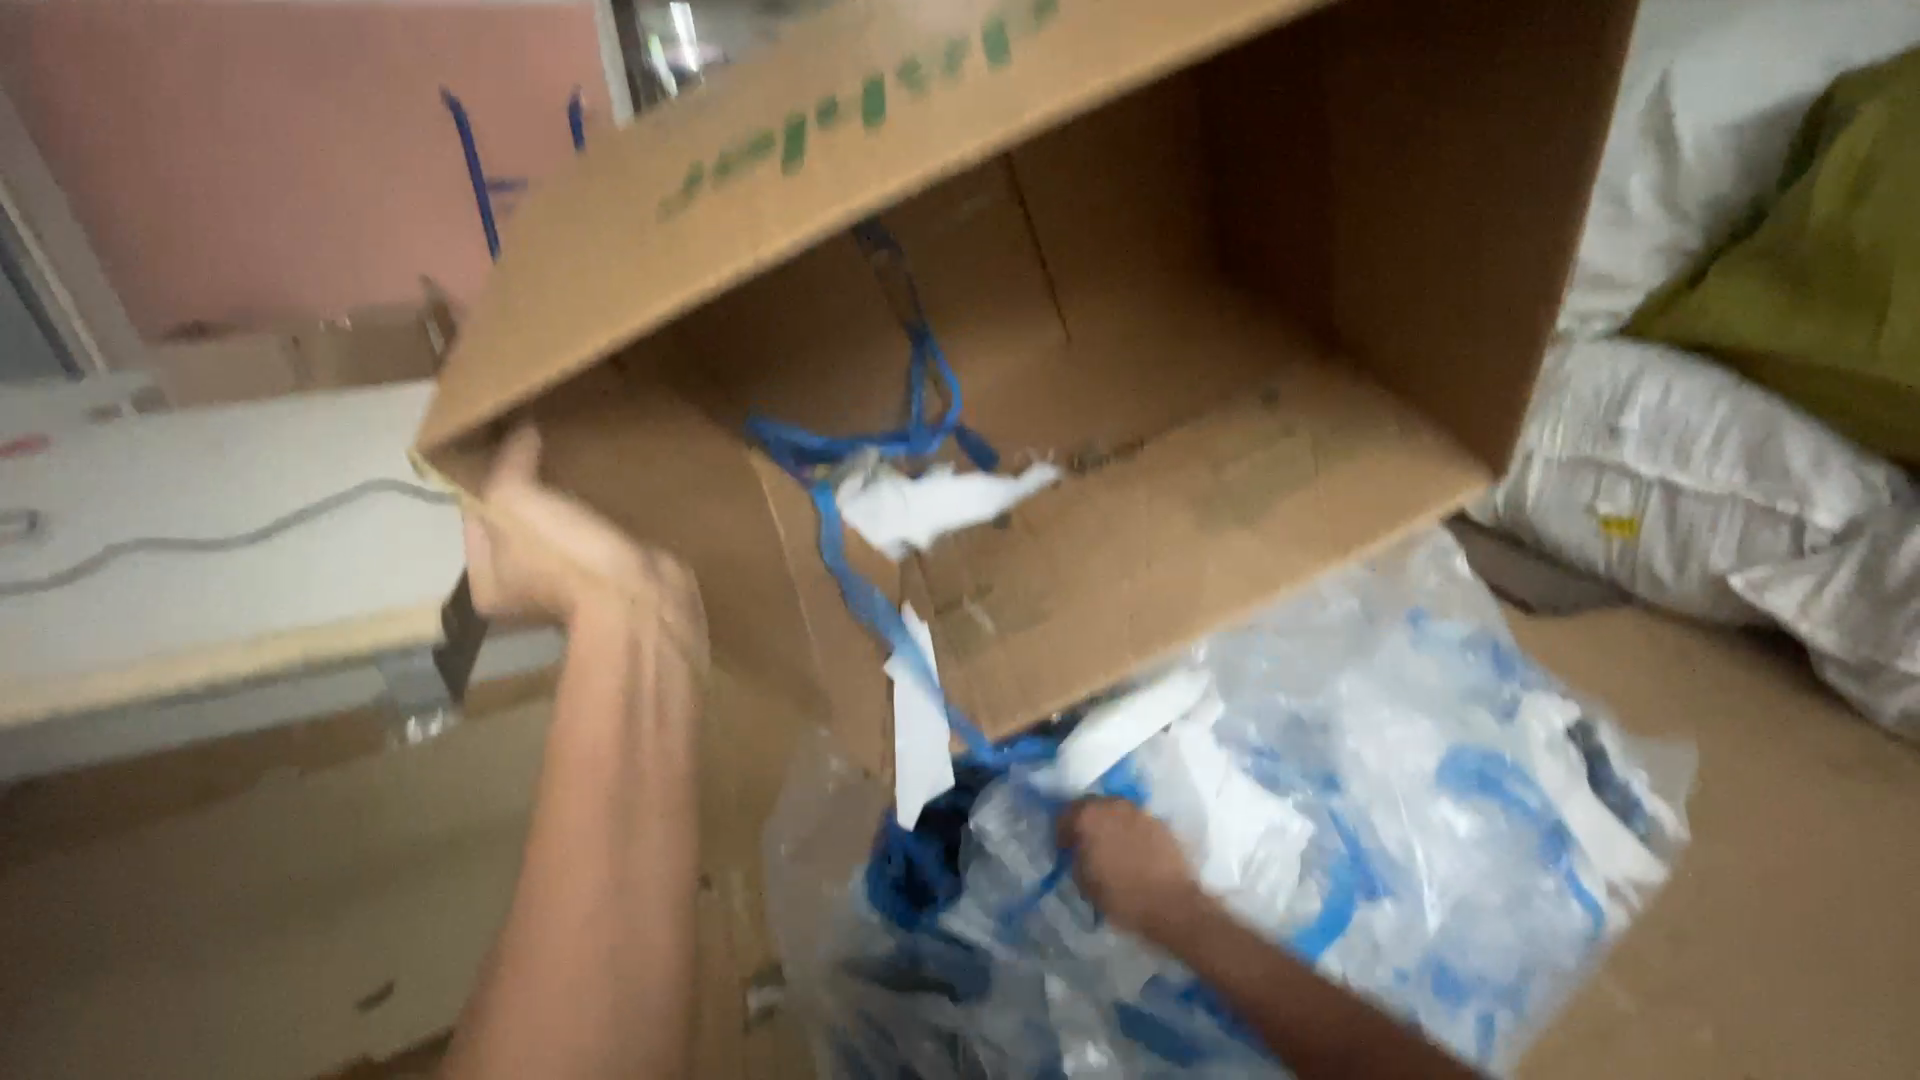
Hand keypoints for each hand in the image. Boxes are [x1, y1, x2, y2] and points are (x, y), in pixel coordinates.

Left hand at [463, 424, 703, 644]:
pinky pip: (596, 536)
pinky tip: (607, 491)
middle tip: (541, 453)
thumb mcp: (514, 502)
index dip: (485, 480)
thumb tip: (519, 429)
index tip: (502, 446)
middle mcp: (525, 591)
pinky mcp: (612, 577)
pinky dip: (599, 516)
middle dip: (530, 492)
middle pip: (518, 526)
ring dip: (568, 504)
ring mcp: (573, 587)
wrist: (640, 592)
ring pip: (560, 531)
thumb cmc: (564, 556)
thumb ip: (508, 464)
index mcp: (488, 585)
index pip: (475, 520)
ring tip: (576, 467)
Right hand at [1057, 797, 1204, 944]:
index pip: (1063, 815)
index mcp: (1087, 817)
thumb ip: (1075, 858)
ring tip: (1112, 847)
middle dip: (1084, 822)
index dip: (1061, 834)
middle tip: (1085, 844)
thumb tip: (1078, 850)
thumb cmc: (1121, 896)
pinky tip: (1134, 852)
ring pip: (1115, 810)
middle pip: (1090, 805)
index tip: (1064, 850)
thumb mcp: (1083, 883)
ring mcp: (1139, 811)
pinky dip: (1130, 831)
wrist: (1171, 904)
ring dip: (1109, 824)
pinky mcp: (1160, 822)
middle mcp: (1112, 804)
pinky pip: (1136, 822)